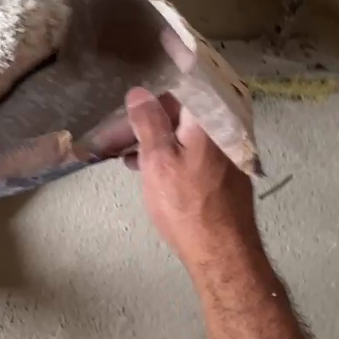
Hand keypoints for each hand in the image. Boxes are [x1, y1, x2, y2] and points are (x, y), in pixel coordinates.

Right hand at [124, 86, 258, 268]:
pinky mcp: (223, 171)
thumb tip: (139, 92)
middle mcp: (223, 130)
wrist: (223, 254)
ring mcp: (226, 152)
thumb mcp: (157, 160)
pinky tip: (144, 167)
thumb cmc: (186, 204)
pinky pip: (191, 148)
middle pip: (180, 110)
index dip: (155, 85)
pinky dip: (168, 151)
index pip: (184, 84)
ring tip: (121, 153)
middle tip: (113, 134)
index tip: (131, 90)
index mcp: (209, 120)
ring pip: (183, 131)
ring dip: (152, 137)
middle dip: (145, 118)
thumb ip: (148, 122)